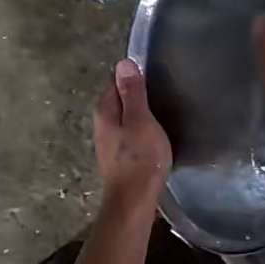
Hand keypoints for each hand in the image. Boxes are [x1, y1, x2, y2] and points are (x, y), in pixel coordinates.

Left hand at [93, 58, 171, 213]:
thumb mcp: (140, 120)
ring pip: (125, 117)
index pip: (116, 81)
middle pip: (120, 99)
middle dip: (138, 94)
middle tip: (163, 91)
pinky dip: (141, 129)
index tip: (155, 75)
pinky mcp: (117, 155)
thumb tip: (123, 62)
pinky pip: (129, 132)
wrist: (133, 201)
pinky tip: (154, 134)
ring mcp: (108, 140)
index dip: (134, 76)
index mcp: (105, 110)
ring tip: (162, 111)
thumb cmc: (140, 158)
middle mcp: (101, 123)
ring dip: (140, 113)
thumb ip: (133, 93)